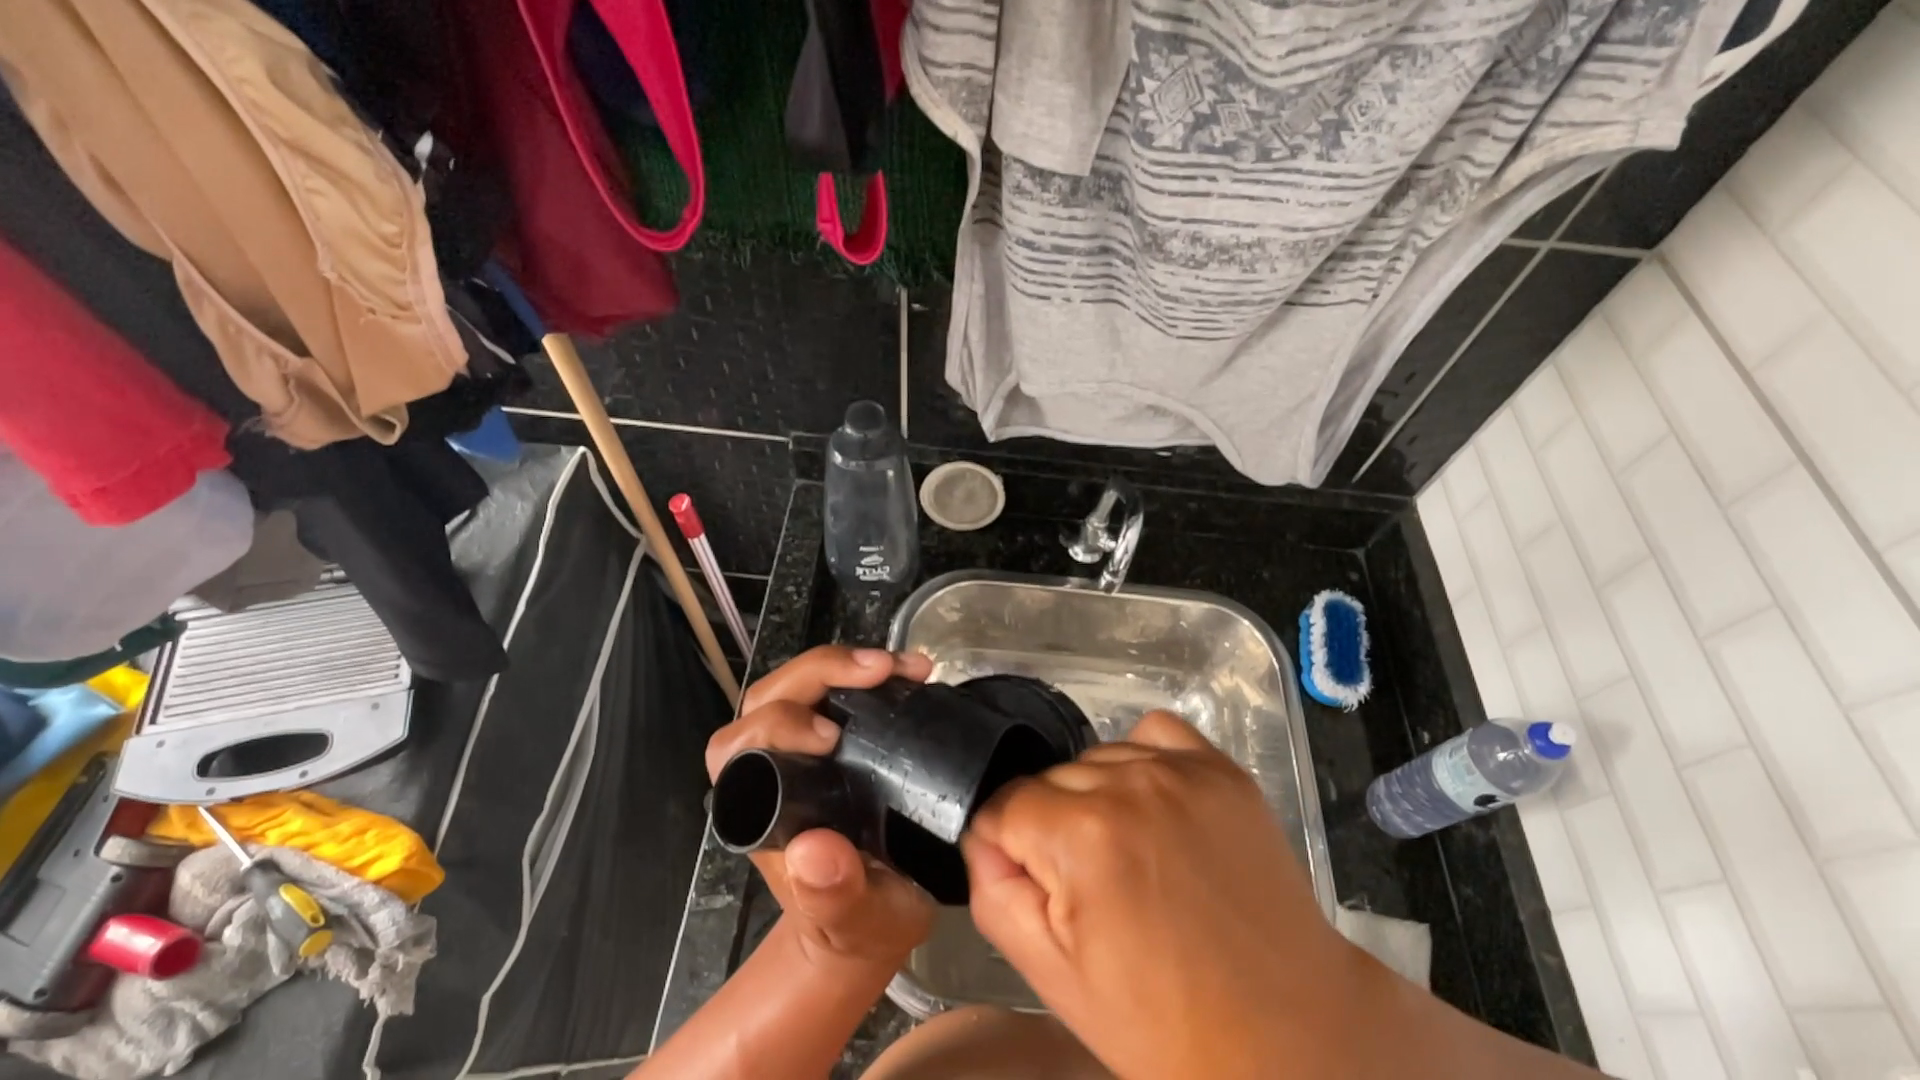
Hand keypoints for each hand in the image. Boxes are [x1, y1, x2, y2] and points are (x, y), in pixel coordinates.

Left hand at [706, 645, 935, 968]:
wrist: (876, 919)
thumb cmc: (856, 925)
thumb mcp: (853, 920)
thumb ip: (832, 896)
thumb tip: (813, 851)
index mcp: (757, 807)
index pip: (741, 745)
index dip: (777, 724)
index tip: (831, 736)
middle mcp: (769, 768)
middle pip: (771, 696)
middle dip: (820, 673)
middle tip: (881, 671)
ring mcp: (802, 747)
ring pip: (802, 683)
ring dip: (848, 665)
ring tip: (906, 666)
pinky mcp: (838, 735)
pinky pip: (842, 690)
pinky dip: (875, 674)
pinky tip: (916, 673)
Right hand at [961, 710, 1361, 1078]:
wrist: (1280, 1030)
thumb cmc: (1160, 1016)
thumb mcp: (1049, 973)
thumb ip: (993, 888)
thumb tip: (986, 837)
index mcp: (1080, 836)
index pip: (1000, 807)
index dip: (1009, 852)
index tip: (1041, 892)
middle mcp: (1130, 785)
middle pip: (1048, 780)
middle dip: (1050, 827)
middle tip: (1090, 890)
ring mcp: (1183, 772)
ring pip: (1096, 758)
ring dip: (1095, 798)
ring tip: (1130, 857)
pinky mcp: (1224, 771)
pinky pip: (1154, 734)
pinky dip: (1141, 760)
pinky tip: (1155, 809)